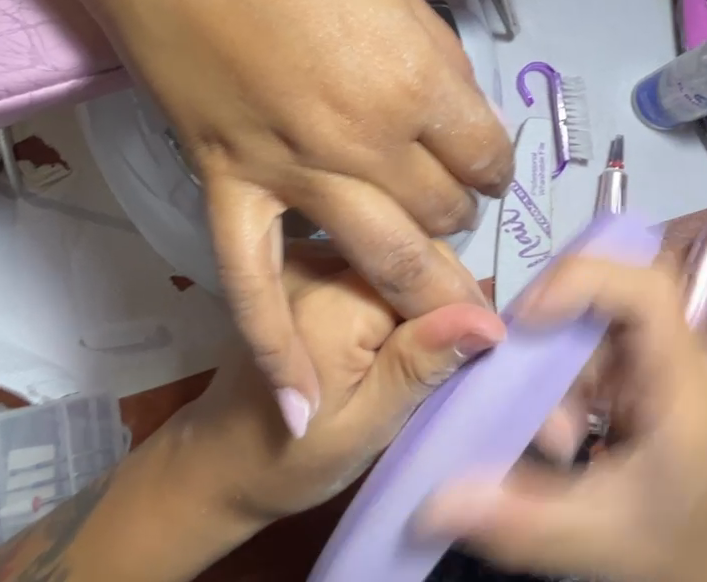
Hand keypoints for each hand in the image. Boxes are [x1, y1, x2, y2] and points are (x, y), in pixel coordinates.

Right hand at [94, 0, 510, 438]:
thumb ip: (427, 57)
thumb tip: (450, 109)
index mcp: (416, 77)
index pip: (486, 153)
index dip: (491, 161)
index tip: (479, 160)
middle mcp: (368, 139)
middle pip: (442, 212)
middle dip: (458, 214)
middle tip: (450, 207)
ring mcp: (295, 172)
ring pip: (382, 257)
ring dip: (419, 280)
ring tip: (437, 295)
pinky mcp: (228, 185)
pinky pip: (253, 283)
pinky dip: (277, 349)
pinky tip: (302, 410)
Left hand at [166, 247, 505, 523]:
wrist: (219, 457)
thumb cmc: (294, 457)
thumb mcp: (366, 425)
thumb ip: (420, 364)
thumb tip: (487, 320)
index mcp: (331, 295)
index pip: (427, 271)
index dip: (461, 307)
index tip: (482, 349)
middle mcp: (316, 255)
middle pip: (410, 250)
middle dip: (444, 294)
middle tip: (457, 353)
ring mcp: (305, 251)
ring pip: (393, 249)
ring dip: (421, 288)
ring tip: (427, 342)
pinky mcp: (302, 260)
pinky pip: (368, 256)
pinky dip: (392, 286)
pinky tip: (395, 326)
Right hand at [418, 260, 706, 581]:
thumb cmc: (691, 551)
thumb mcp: (603, 538)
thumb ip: (520, 519)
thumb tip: (436, 501)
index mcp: (682, 380)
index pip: (644, 289)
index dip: (581, 281)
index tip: (527, 318)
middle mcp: (677, 354)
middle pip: (608, 295)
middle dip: (554, 328)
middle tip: (517, 373)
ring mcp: (664, 362)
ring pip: (595, 324)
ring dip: (560, 369)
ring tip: (557, 437)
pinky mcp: (649, 376)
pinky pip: (597, 351)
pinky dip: (568, 383)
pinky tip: (566, 434)